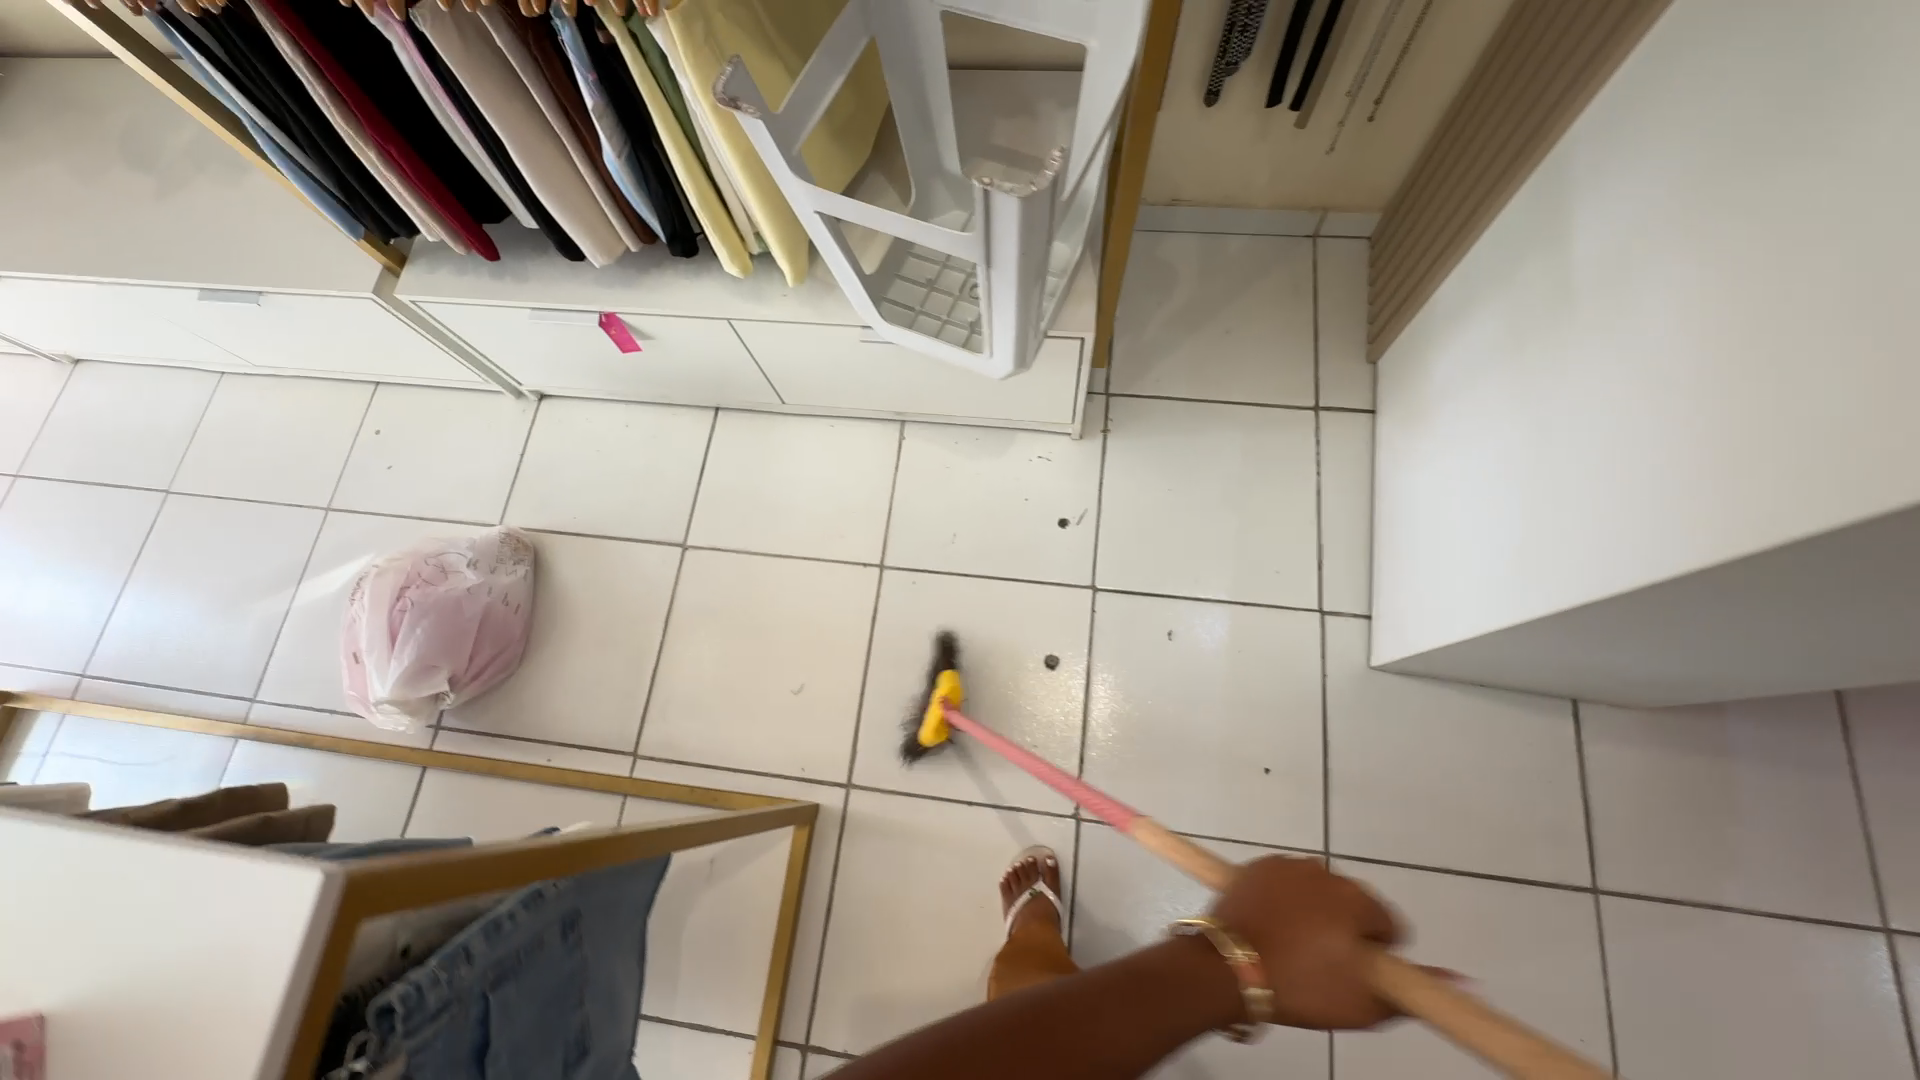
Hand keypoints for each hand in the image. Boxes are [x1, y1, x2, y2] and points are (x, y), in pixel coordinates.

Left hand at [1209, 856, 1404, 1029]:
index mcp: (1356, 899)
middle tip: (1321, 962)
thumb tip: (1460, 980)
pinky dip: (1283, 900)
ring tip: (1293, 946)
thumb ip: (1414, 991)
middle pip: (1350, 904)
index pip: (1387, 925)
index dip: (1376, 952)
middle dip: (1344, 929)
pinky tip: (1271, 927)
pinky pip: (1283, 884)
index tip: (1354, 971)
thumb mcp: (1365, 1004)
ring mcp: (1285, 865)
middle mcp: (1324, 871)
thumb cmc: (1301, 986)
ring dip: (1313, 912)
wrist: (1227, 968)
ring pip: (1315, 892)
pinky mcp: (1255, 866)